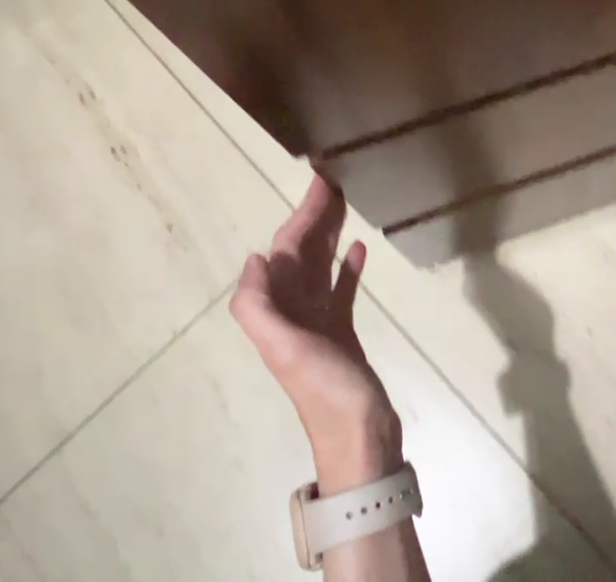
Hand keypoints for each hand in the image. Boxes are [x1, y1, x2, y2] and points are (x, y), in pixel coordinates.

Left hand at [232, 176, 401, 493]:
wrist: (359, 435)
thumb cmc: (325, 389)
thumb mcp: (284, 348)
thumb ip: (258, 306)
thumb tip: (255, 258)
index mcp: (278, 309)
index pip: (286, 249)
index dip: (299, 216)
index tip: (319, 182)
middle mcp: (294, 310)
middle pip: (302, 252)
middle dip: (315, 217)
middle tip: (336, 180)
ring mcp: (319, 320)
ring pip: (321, 265)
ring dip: (330, 234)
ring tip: (347, 204)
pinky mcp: (342, 331)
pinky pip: (341, 289)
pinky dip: (347, 267)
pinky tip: (359, 247)